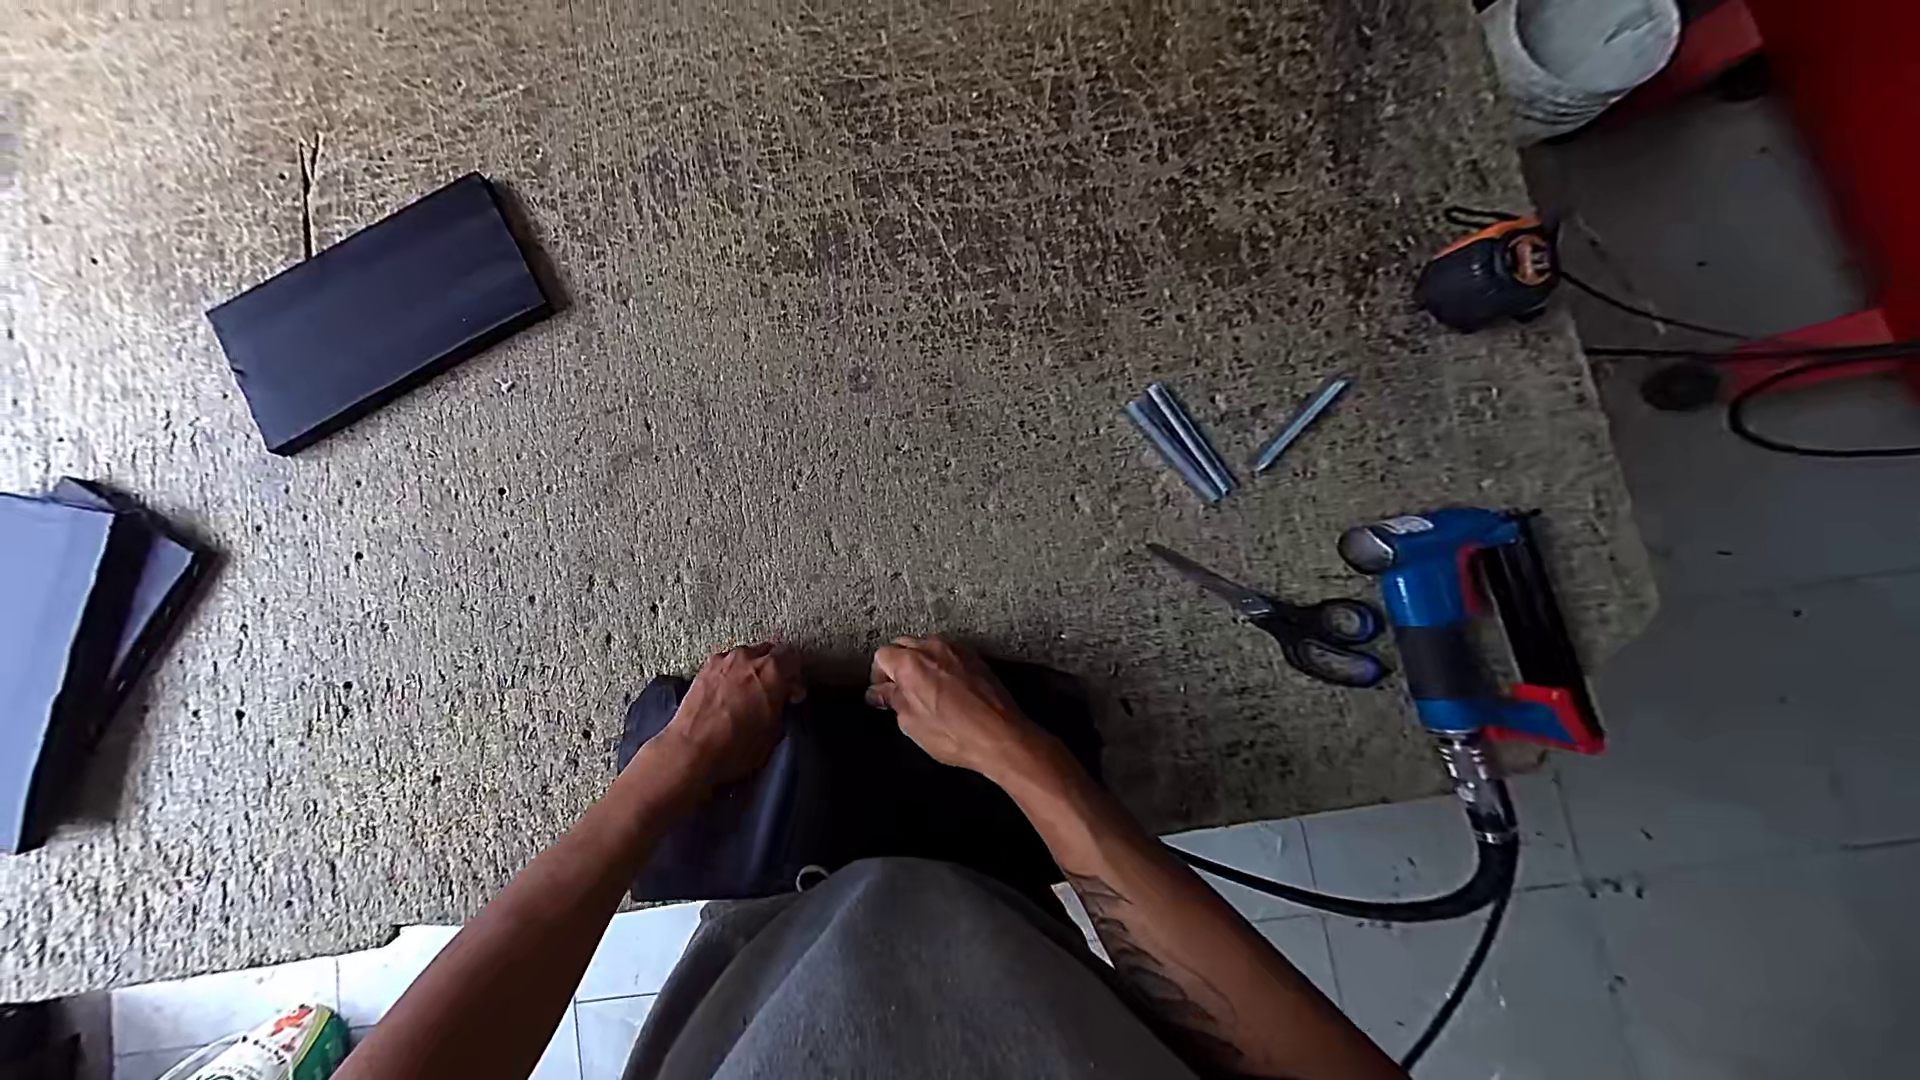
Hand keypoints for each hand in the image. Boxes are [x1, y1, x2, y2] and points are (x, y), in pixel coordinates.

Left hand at [654, 642, 802, 787]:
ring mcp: (724, 661)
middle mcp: (749, 658)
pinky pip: (725, 664)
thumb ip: (781, 706)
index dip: (795, 676)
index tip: (792, 691)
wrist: (692, 752)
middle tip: (774, 689)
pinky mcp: (704, 670)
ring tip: (747, 693)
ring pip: (746, 656)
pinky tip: (728, 694)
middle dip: (774, 668)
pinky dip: (730, 674)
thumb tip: (780, 702)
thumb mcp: (774, 731)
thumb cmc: (733, 746)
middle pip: (770, 651)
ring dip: (751, 670)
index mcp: (773, 670)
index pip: (793, 657)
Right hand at [867, 636, 1051, 781]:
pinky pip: (949, 653)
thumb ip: (893, 700)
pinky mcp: (974, 656)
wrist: (999, 735)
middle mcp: (933, 649)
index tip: (881, 691)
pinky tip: (945, 688)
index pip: (882, 656)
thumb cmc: (958, 733)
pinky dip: (942, 664)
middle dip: (897, 665)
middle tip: (898, 690)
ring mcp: (956, 650)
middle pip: (903, 645)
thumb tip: (881, 693)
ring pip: (927, 646)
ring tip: (924, 690)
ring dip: (921, 662)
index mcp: (910, 663)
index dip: (878, 676)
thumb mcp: (911, 723)